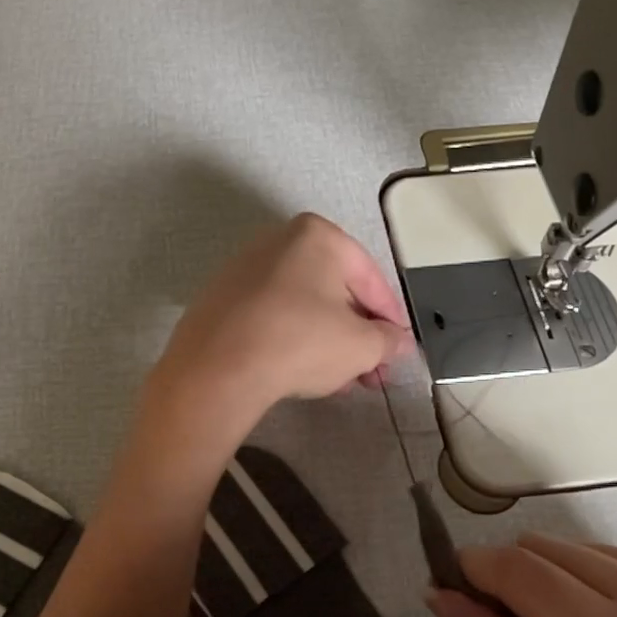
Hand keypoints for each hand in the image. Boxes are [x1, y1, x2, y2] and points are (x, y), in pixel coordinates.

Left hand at [150, 213, 412, 418]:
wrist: (216, 367)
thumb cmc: (300, 341)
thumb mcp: (361, 346)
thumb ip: (388, 340)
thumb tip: (396, 342)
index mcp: (318, 235)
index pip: (371, 278)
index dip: (391, 318)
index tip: (399, 348)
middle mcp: (279, 240)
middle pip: (334, 290)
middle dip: (357, 334)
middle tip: (372, 372)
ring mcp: (245, 268)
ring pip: (302, 306)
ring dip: (327, 341)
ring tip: (341, 380)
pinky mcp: (221, 299)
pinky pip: (271, 317)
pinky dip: (292, 340)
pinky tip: (302, 373)